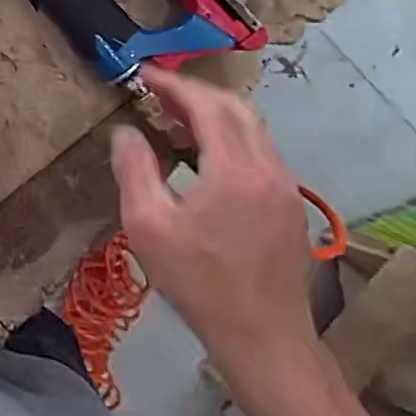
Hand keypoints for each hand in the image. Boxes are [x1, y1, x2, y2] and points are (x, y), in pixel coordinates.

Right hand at [111, 64, 314, 370]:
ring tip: (175, 121)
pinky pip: (259, 149)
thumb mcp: (148, 228)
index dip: (173, 83)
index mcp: (235, 169)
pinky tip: (205, 156)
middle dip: (194, 92)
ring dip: (214, 113)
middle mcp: (268, 166)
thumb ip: (134, 169)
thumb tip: (125, 131)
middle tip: (157, 93)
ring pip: (251, 126)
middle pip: (234, 106)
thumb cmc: (200, 285)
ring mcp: (285, 184)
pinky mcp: (289, 202)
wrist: (264, 341)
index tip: (144, 73)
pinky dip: (230, 136)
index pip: (206, 104)